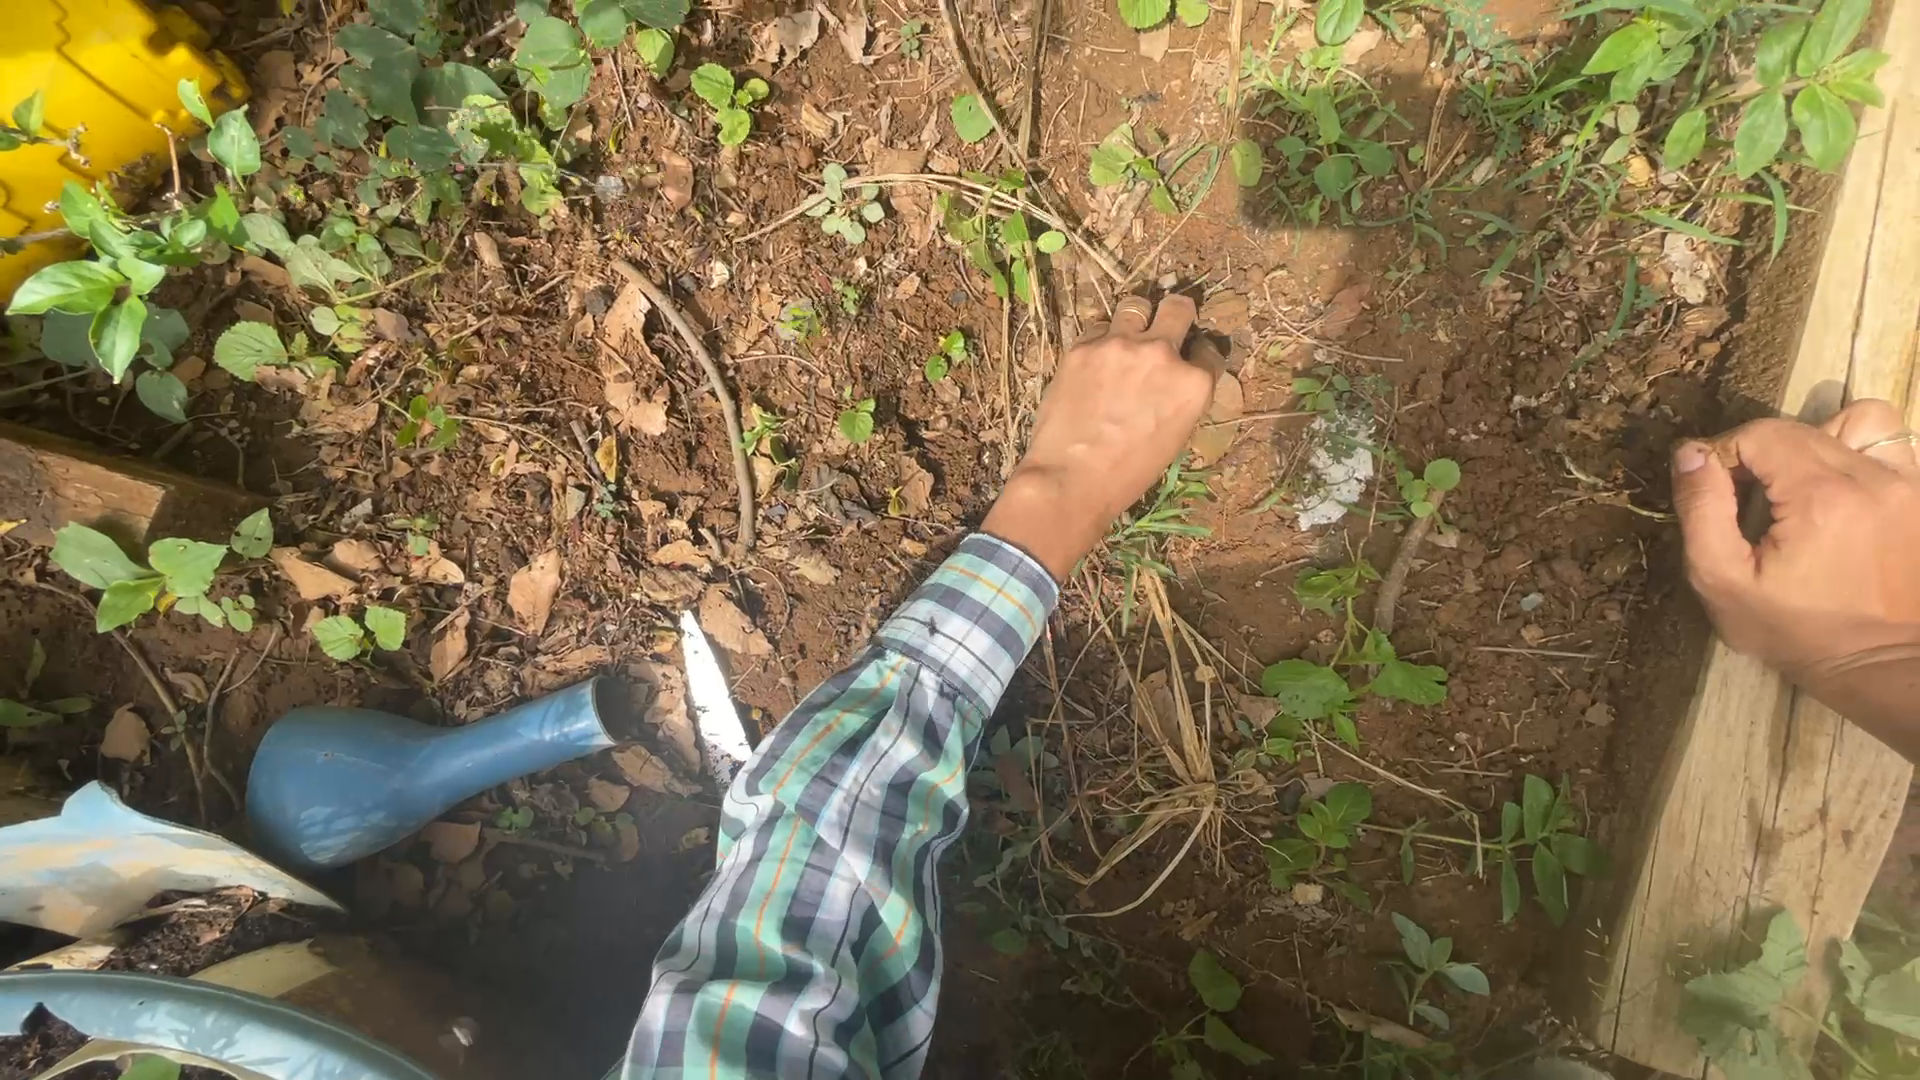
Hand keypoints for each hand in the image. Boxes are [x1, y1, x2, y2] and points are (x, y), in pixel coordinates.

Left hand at [982, 293, 1215, 579]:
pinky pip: (1097, 328)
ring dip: (1135, 319)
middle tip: (1164, 327)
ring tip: (1124, 338)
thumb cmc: (1126, 474)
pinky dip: (1099, 340)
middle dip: (1175, 314)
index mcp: (1194, 383)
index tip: (1186, 363)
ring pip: (1135, 306)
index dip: (1196, 357)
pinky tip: (1092, 363)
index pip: (1208, 350)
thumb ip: (1179, 398)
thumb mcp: (1173, 438)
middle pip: (1178, 308)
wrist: (1070, 479)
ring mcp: (1120, 344)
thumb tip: (1170, 382)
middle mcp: (1162, 353)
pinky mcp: (1082, 346)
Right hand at [1672, 399, 1919, 757]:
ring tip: (1791, 484)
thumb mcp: (1718, 574)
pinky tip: (1829, 495)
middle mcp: (1879, 480)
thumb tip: (1689, 452)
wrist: (1880, 663)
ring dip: (1814, 443)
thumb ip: (1701, 507)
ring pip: (1861, 423)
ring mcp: (1914, 488)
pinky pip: (1892, 449)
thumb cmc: (1787, 625)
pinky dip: (1853, 456)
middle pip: (1804, 428)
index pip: (1762, 434)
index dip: (1721, 453)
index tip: (1707, 490)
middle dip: (1757, 452)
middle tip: (1739, 497)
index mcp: (1823, 497)